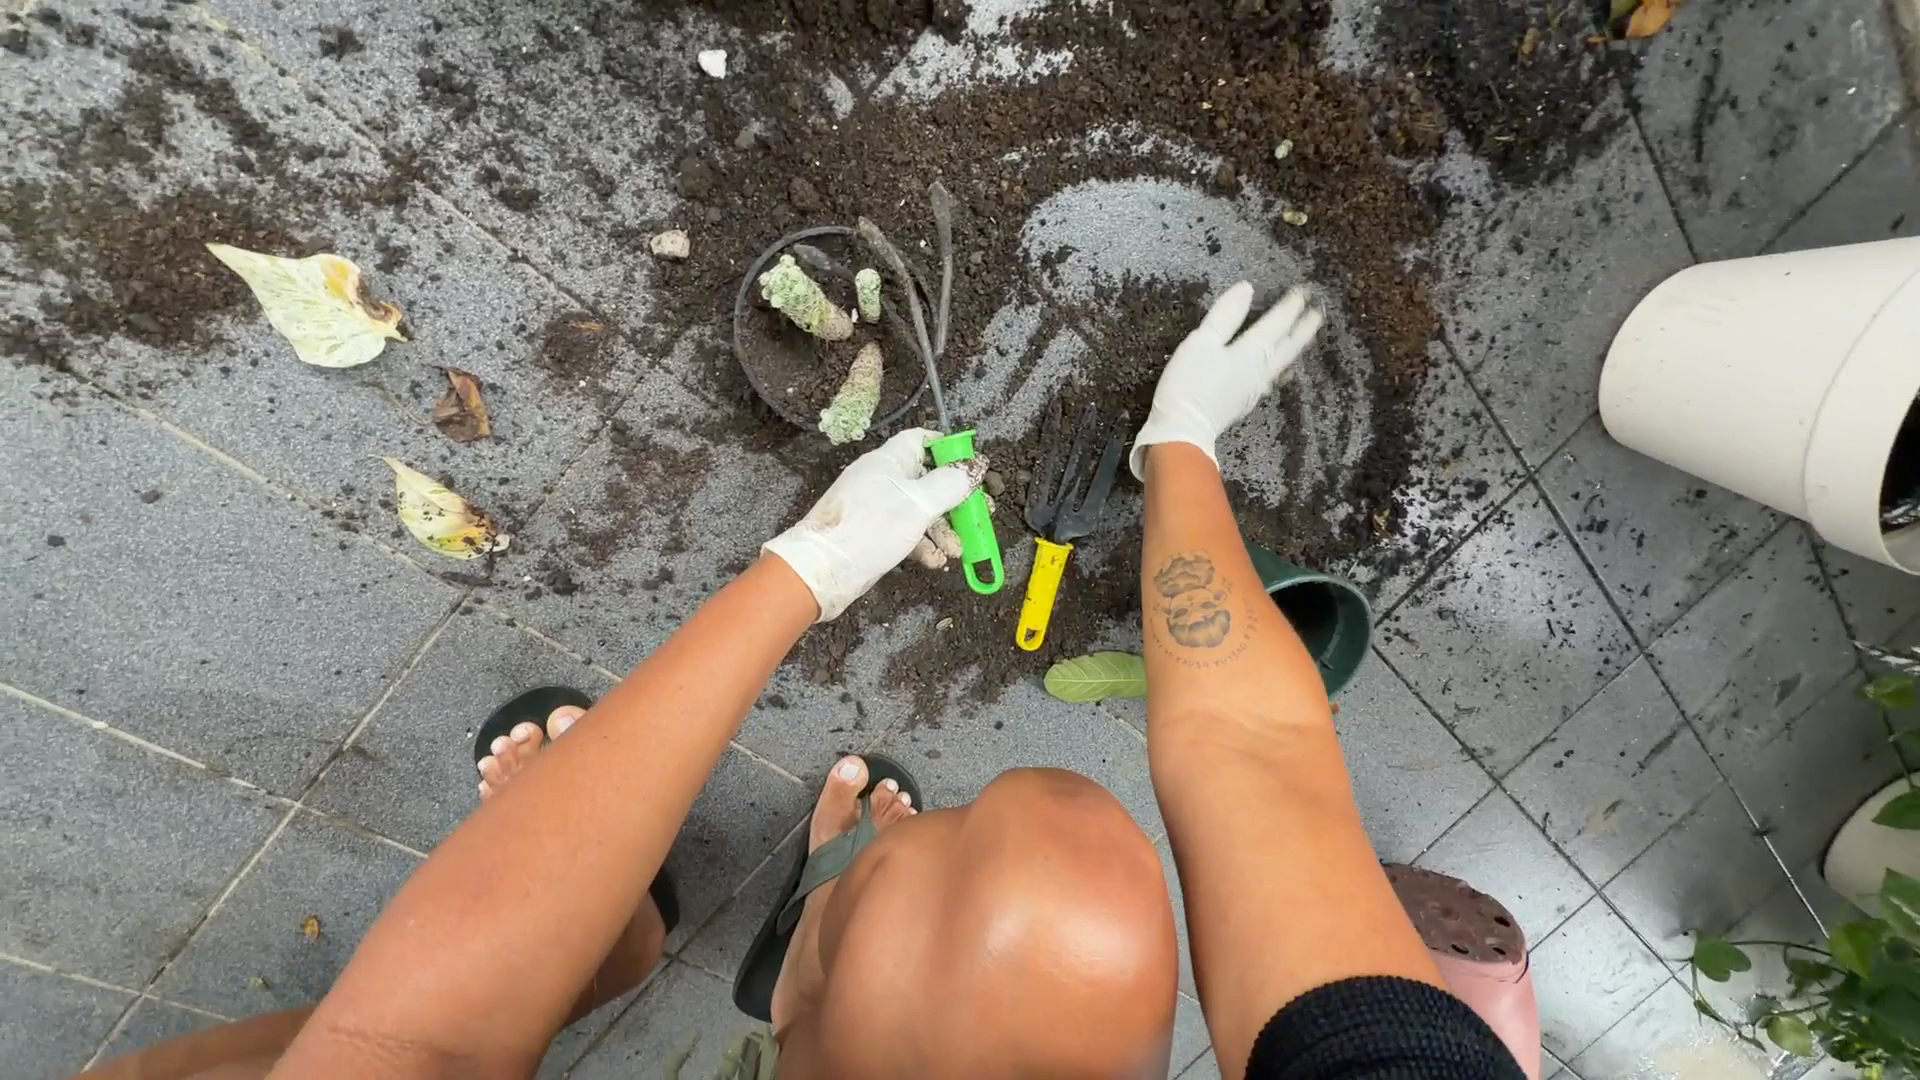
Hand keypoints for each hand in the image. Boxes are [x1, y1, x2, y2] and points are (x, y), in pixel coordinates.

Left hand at [764, 428, 977, 620]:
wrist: (821, 571)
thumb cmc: (869, 528)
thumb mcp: (918, 504)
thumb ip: (950, 484)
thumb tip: (976, 465)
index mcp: (889, 461)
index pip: (921, 440)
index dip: (949, 449)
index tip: (973, 465)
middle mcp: (883, 480)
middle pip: (928, 479)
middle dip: (956, 499)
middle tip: (980, 514)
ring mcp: (878, 508)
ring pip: (920, 511)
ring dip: (943, 529)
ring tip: (959, 549)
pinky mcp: (875, 535)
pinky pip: (907, 533)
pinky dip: (924, 545)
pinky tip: (937, 561)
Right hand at [1129, 281, 1323, 479]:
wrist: (1183, 430)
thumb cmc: (1189, 385)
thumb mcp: (1200, 343)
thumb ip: (1224, 316)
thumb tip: (1246, 289)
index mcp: (1251, 352)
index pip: (1276, 323)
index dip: (1290, 305)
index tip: (1303, 291)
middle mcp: (1260, 370)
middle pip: (1288, 345)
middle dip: (1303, 328)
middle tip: (1318, 314)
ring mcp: (1254, 389)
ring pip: (1283, 363)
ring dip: (1296, 348)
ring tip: (1304, 339)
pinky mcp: (1244, 403)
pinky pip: (1272, 379)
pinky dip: (1281, 369)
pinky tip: (1280, 371)